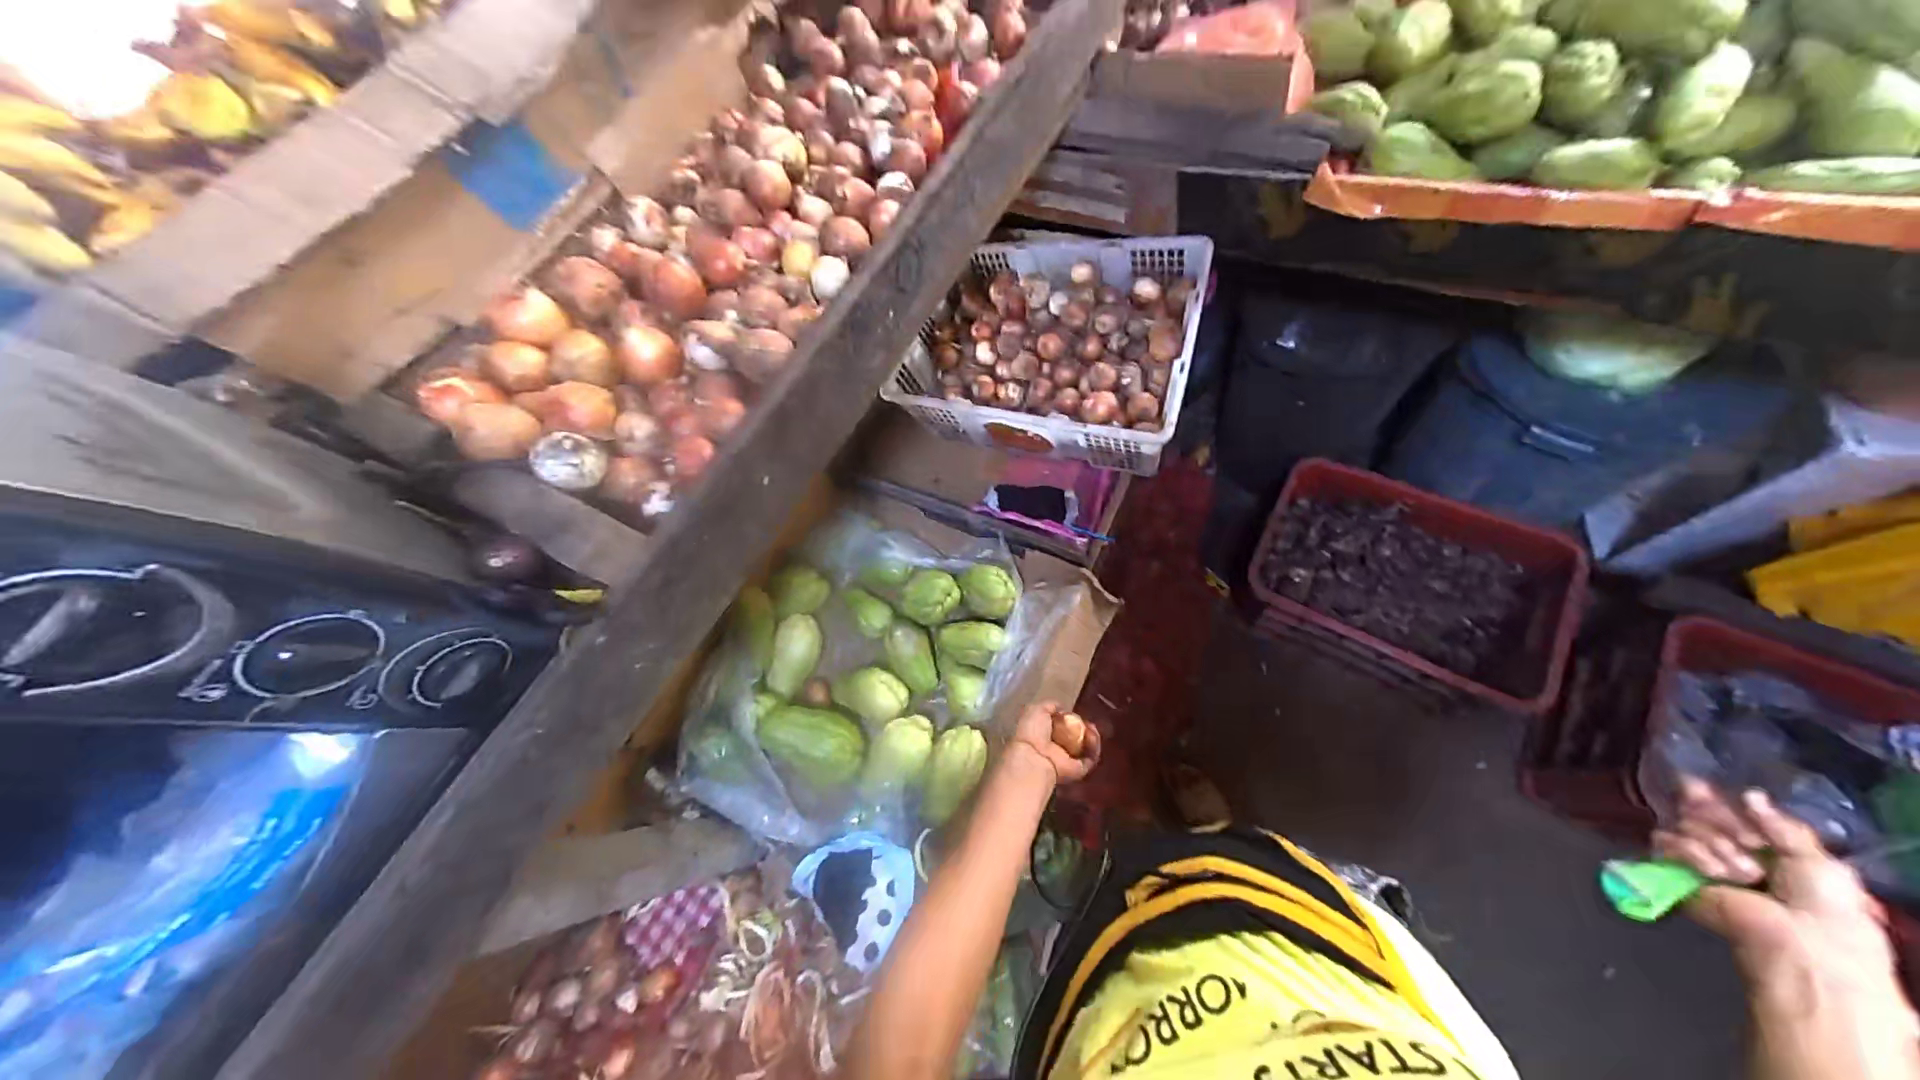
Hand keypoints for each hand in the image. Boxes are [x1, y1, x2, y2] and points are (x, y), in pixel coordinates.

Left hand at [1008, 700, 1100, 785]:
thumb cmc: (1032, 732)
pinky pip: (1091, 758)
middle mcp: (1057, 749)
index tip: (1075, 714)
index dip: (1071, 720)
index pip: (1062, 728)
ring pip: (1087, 748)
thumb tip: (1063, 708)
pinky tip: (1092, 735)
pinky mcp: (1079, 770)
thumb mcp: (1037, 709)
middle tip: (1088, 722)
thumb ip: (1050, 706)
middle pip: (1077, 738)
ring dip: (1091, 736)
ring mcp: (1068, 761)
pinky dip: (1094, 747)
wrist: (1034, 756)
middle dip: (1084, 728)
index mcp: (1044, 737)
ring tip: (1091, 728)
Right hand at [1653, 779, 1916, 1057]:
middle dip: (1720, 824)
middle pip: (1698, 812)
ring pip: (1681, 826)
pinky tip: (1715, 871)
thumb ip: (1781, 824)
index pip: (1723, 808)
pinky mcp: (1675, 873)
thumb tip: (1747, 793)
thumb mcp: (1819, 860)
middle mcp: (1726, 850)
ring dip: (1712, 844)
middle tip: (1746, 844)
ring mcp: (1698, 862)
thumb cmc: (1826, 908)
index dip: (1711, 797)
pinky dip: (1690, 853)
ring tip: (1741, 872)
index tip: (1697, 786)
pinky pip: (1665, 844)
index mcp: (1762, 847)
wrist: (1799, 943)